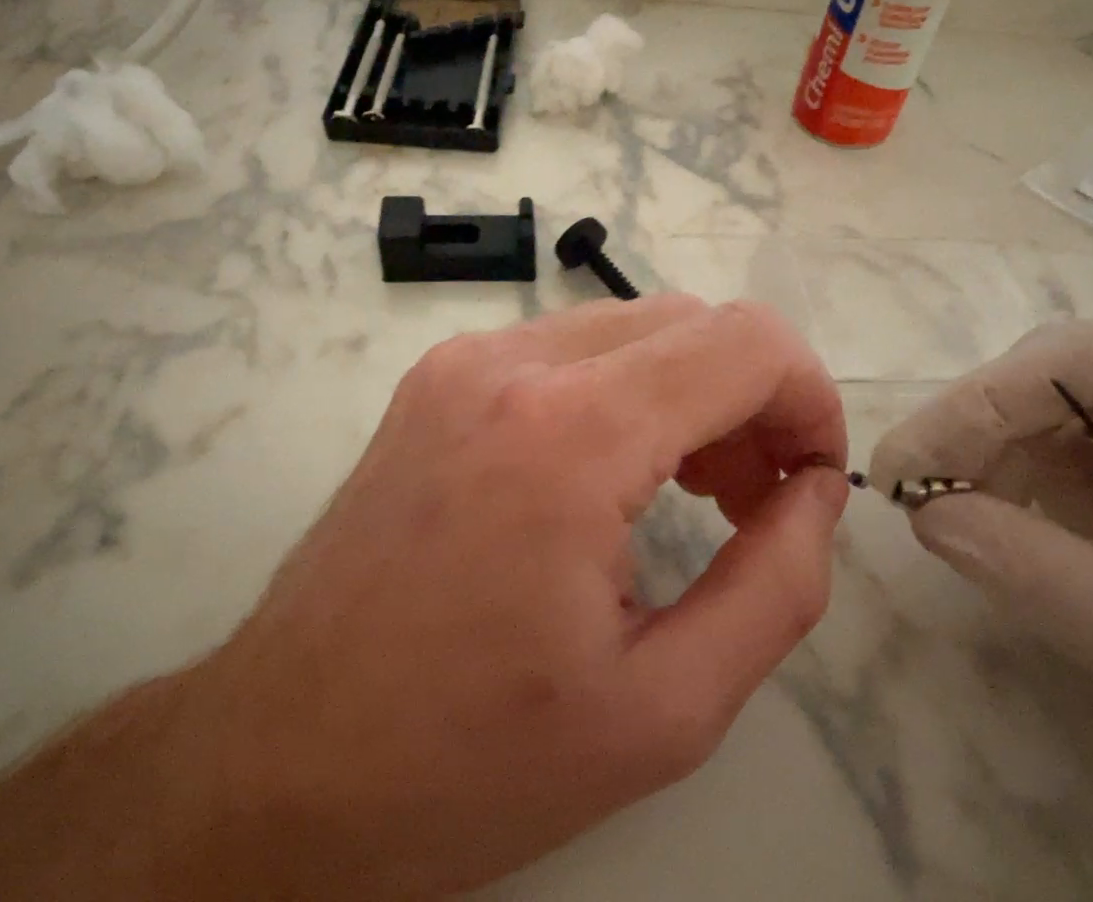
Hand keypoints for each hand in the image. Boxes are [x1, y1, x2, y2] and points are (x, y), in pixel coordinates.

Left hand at [0, 296, 848, 901]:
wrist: (277, 768)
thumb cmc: (468, 761)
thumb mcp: (663, 708)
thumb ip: (776, 587)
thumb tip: (815, 494)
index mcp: (569, 436)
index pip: (748, 342)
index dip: (810, 401)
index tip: (810, 486)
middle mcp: (507, 367)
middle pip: (691, 323)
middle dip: (751, 402)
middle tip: (751, 506)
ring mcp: (455, 369)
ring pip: (628, 331)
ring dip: (687, 397)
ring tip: (691, 499)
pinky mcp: (428, 391)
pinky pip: (563, 356)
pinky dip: (621, 398)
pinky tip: (614, 483)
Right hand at [871, 319, 1092, 897]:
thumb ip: (1036, 575)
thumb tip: (924, 512)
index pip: (1082, 362)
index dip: (972, 406)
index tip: (898, 475)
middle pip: (1072, 375)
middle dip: (992, 439)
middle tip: (930, 508)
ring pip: (1075, 412)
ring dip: (1027, 475)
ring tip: (1028, 548)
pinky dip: (1059, 496)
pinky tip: (1078, 550)